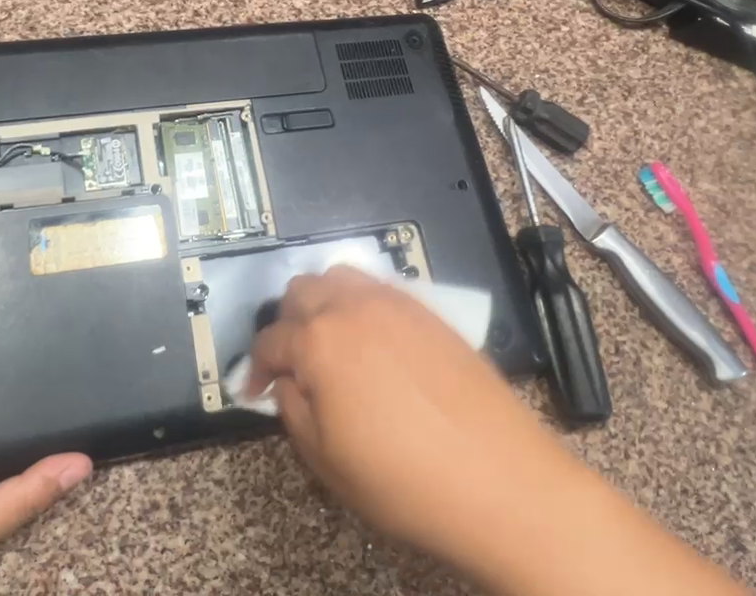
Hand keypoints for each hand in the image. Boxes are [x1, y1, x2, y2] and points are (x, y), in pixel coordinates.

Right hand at [245, 268, 747, 595]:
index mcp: (318, 341)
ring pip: (340, 277)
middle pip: (300, 292)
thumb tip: (286, 383)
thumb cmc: (403, 479)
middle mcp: (352, 306)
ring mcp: (395, 302)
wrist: (500, 478)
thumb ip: (292, 410)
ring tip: (329, 343)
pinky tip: (371, 341)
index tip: (256, 391)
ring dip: (321, 303)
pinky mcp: (429, 310)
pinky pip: (379, 288)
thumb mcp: (326, 460)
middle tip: (293, 365)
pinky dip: (360, 303)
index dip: (255, 368)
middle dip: (286, 325)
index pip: (269, 341)